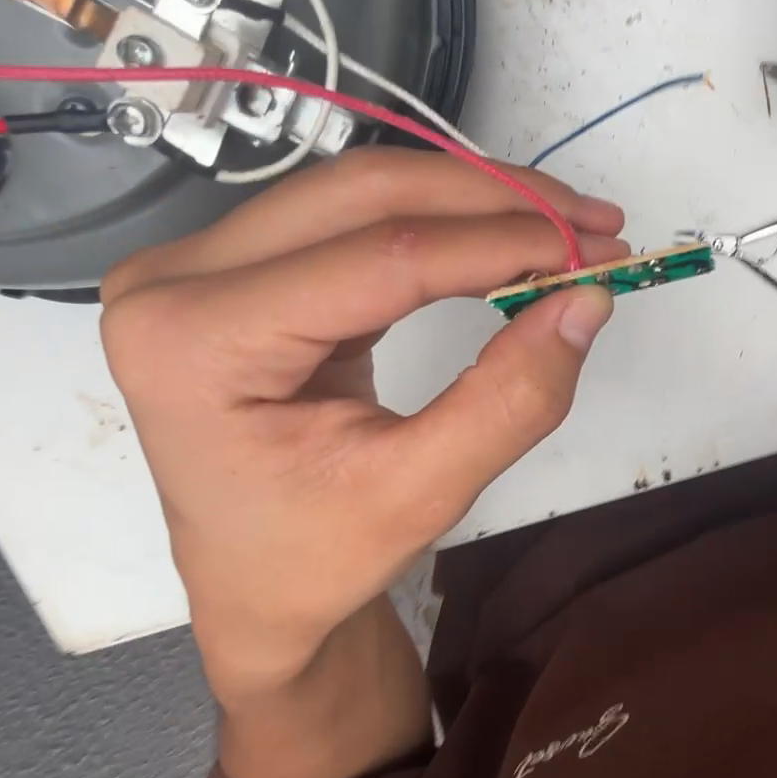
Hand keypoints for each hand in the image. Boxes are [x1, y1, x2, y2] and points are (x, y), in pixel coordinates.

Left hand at [100, 149, 628, 701]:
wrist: (256, 586)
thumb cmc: (319, 558)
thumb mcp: (423, 493)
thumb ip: (511, 399)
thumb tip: (587, 301)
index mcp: (197, 342)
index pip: (383, 256)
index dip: (502, 243)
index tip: (596, 250)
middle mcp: (180, 280)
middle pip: (365, 193)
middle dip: (496, 198)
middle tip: (595, 223)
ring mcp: (205, 266)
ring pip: (364, 191)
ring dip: (476, 198)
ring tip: (565, 225)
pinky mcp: (244, 269)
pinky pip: (357, 218)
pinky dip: (446, 222)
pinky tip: (506, 238)